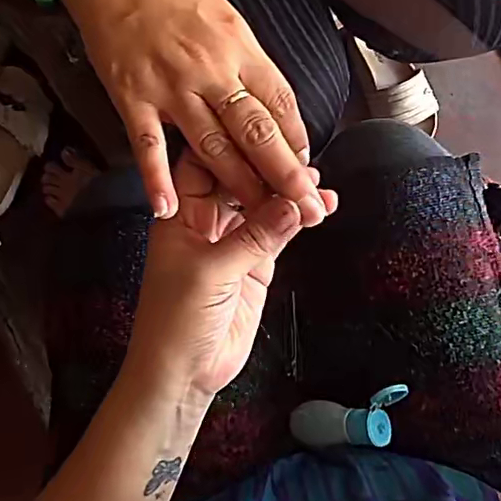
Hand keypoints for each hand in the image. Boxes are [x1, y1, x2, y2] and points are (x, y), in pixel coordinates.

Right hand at [70, 0, 323, 226]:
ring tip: (258, 217)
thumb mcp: (222, 11)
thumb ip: (242, 56)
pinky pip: (148, 145)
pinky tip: (166, 209)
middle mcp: (212, 70)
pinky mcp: (132, 96)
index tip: (307, 168)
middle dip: (286, 176)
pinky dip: (157, 179)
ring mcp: (171, 86)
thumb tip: (261, 96)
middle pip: (257, 132)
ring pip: (212, 146)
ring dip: (238, 186)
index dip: (298, 141)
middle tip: (308, 211)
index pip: (281, 103)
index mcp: (239, 44)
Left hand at [129, 154, 335, 395]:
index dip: (230, 145)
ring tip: (318, 180)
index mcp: (180, 212)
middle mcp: (206, 219)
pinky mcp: (255, 263)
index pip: (204, 164)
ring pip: (263, 205)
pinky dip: (299, 221)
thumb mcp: (211, 272)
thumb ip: (254, 237)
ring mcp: (233, 240)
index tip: (263, 128)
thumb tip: (294, 201)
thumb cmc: (177, 317)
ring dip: (289, 194)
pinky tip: (323, 208)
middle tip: (302, 155)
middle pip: (238, 180)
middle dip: (267, 168)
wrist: (184, 371)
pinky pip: (279, 234)